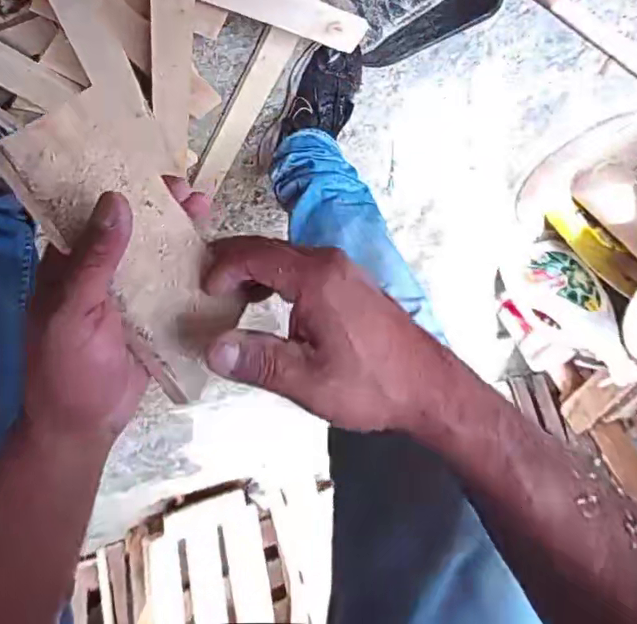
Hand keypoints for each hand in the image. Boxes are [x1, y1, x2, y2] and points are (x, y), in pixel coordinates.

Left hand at [21, 180, 211, 441]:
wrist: (83, 428)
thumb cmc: (64, 367)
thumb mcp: (72, 310)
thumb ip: (94, 259)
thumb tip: (115, 200)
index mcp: (69, 261)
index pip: (91, 212)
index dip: (117, 186)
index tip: (146, 169)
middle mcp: (100, 269)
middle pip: (131, 226)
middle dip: (157, 204)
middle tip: (185, 187)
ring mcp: (128, 290)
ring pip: (155, 249)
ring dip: (178, 228)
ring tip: (202, 206)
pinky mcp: (152, 311)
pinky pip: (173, 280)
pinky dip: (192, 264)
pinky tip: (214, 250)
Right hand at [203, 237, 459, 433]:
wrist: (432, 389)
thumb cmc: (373, 385)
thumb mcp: (309, 381)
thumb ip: (258, 362)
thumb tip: (212, 349)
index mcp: (316, 277)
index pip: (255, 255)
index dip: (223, 267)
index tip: (204, 290)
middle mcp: (328, 261)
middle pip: (267, 247)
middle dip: (233, 262)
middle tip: (206, 284)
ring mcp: (342, 267)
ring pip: (284, 254)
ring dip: (253, 268)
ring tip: (229, 294)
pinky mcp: (349, 280)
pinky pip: (301, 264)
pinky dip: (274, 275)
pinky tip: (267, 300)